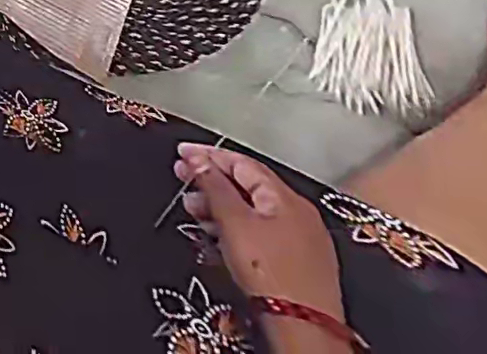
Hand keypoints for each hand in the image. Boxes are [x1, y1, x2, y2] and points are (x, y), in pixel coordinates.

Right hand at [175, 143, 346, 326]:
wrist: (304, 334)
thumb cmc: (267, 271)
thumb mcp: (233, 222)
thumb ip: (214, 185)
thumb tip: (197, 159)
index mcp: (285, 197)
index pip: (242, 163)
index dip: (209, 155)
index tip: (182, 153)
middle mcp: (298, 213)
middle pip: (247, 186)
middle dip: (211, 182)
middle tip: (182, 179)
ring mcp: (301, 240)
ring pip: (253, 211)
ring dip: (219, 206)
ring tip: (193, 209)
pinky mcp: (299, 264)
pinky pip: (261, 233)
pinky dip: (236, 228)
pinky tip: (216, 235)